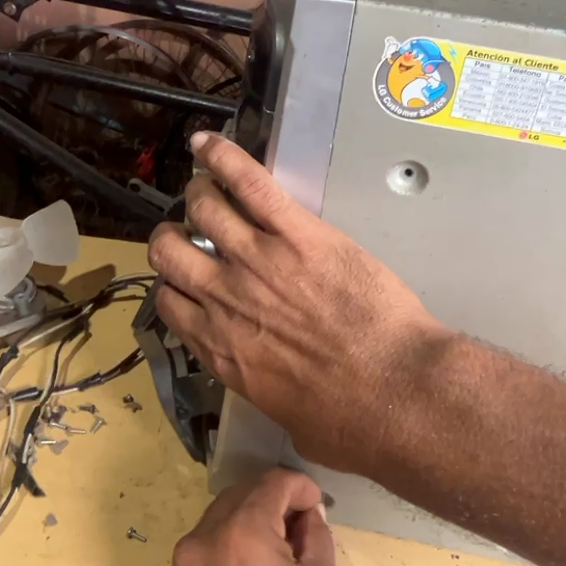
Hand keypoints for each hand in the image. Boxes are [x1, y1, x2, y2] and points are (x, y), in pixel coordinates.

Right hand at [147, 132, 446, 473]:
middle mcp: (224, 299)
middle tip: (194, 231)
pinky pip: (247, 183)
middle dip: (175, 237)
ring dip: (201, 196)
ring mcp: (256, 260)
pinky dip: (223, 158)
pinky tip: (209, 144)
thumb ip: (266, 392)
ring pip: (202, 209)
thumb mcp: (291, 421)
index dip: (175, 285)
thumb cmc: (350, 420)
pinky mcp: (296, 233)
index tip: (188, 279)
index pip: (170, 302)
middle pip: (169, 251)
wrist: (395, 392)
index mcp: (221, 348)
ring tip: (210, 189)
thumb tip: (280, 393)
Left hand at [164, 468, 342, 565]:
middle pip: (238, 497)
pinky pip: (200, 557)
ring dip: (244, 526)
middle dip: (269, 503)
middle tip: (298, 525)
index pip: (271, 484)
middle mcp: (200, 544)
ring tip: (273, 553)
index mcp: (241, 536)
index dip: (299, 487)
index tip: (314, 503)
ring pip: (215, 525)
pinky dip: (223, 554)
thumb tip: (306, 513)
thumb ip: (314, 535)